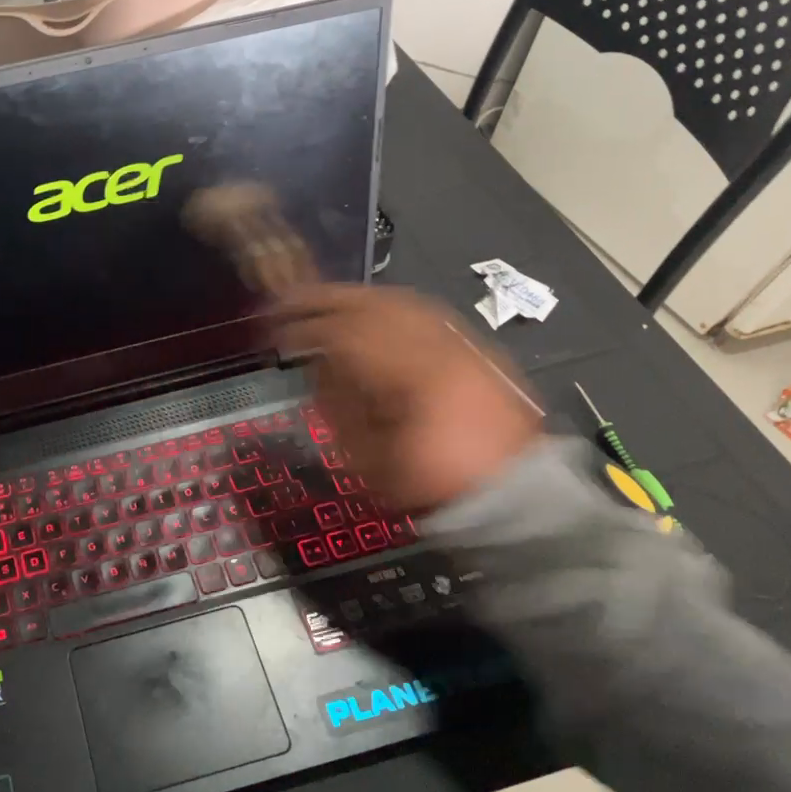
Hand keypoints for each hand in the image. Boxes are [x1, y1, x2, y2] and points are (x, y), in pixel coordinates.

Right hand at [274, 285, 541, 510]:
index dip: (308, 327)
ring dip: (359, 297)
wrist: (512, 494)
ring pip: (404, 302)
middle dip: (329, 299)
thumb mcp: (370, 458)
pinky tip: (374, 309)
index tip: (279, 329)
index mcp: (409, 380)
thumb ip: (339, 406)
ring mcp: (463, 345)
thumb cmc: (432, 483)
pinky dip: (394, 305)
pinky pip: (429, 312)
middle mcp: (439, 350)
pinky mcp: (477, 348)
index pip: (347, 336)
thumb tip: (317, 367)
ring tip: (327, 298)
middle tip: (292, 299)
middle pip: (375, 307)